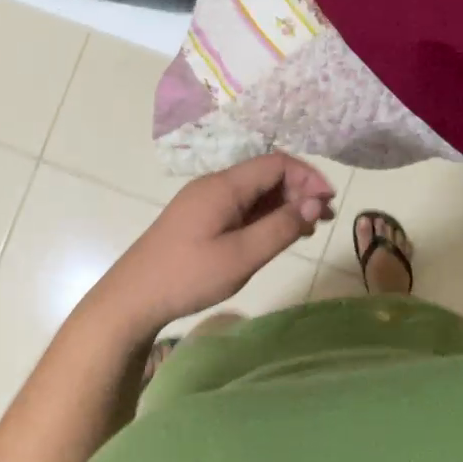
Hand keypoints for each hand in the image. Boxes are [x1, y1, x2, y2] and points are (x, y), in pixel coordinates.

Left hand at [85, 153, 335, 332]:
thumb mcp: (242, 256)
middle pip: (265, 174)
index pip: (276, 163)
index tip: (330, 202)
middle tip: (324, 220)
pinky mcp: (199, 219)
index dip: (308, 177)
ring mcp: (204, 202)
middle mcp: (214, 185)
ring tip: (308, 230)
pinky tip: (276, 236)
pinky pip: (240, 207)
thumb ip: (281, 228)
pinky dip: (264, 216)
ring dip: (283, 205)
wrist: (132, 298)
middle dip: (299, 191)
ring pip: (254, 192)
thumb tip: (315, 202)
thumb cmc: (188, 276)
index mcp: (223, 186)